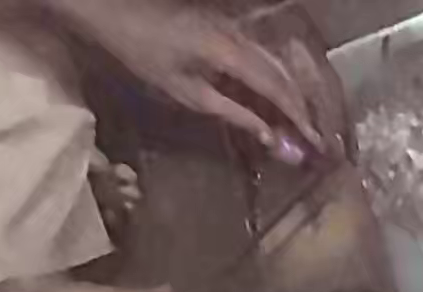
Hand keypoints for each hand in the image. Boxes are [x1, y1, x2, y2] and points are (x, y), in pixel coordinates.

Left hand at [51, 0, 322, 158]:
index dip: (302, 120)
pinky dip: (279, 84)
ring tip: (305, 124)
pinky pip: (263, 60)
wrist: (103, 3)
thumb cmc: (140, 50)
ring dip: (295, 97)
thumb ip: (236, 115)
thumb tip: (274, 140)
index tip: (318, 145)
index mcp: (230, 54)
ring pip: (277, 67)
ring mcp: (232, 31)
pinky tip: (281, 101)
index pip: (280, 92)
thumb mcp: (188, 92)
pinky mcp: (223, 30)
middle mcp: (238, 38)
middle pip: (285, 78)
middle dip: (304, 110)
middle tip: (318, 140)